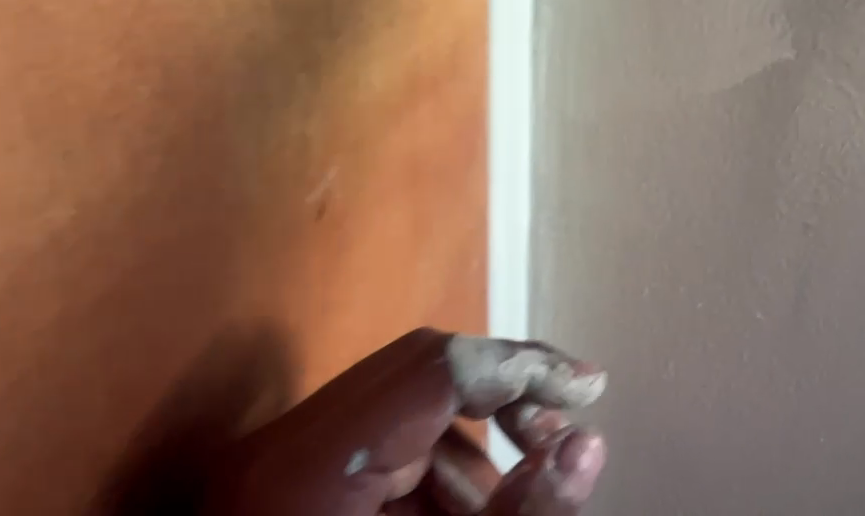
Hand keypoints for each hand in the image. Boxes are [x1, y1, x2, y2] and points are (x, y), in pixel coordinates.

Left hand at [203, 329, 606, 515]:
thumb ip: (517, 515)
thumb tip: (587, 444)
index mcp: (309, 465)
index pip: (437, 367)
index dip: (523, 365)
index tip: (588, 390)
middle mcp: (285, 444)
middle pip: (422, 376)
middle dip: (500, 402)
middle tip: (557, 439)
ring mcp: (276, 463)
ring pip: (403, 415)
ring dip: (468, 450)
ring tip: (511, 502)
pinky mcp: (281, 485)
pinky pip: (374, 453)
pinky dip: (428, 476)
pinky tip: (459, 514)